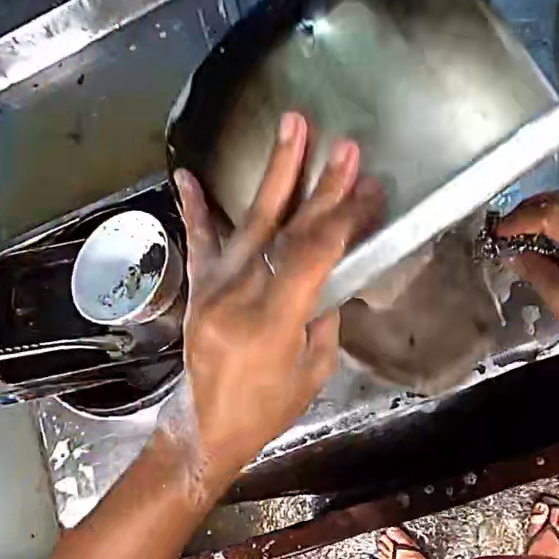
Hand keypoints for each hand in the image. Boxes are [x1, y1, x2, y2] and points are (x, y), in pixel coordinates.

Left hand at [169, 112, 382, 492]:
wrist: (207, 429)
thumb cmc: (270, 408)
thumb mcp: (314, 368)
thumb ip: (322, 314)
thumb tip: (326, 271)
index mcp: (272, 322)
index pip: (315, 254)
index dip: (345, 218)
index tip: (369, 188)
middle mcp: (238, 295)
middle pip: (288, 230)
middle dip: (321, 186)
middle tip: (343, 146)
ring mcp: (212, 287)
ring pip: (251, 222)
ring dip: (276, 173)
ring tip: (292, 129)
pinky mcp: (197, 288)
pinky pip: (200, 242)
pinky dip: (198, 209)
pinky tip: (190, 176)